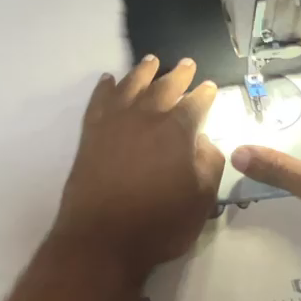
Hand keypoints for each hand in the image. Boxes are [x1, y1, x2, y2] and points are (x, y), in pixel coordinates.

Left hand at [52, 56, 224, 270]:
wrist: (101, 239)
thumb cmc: (159, 224)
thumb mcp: (201, 200)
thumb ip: (209, 165)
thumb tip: (204, 142)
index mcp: (177, 131)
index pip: (196, 104)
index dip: (205, 94)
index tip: (210, 87)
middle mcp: (146, 118)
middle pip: (164, 87)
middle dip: (178, 75)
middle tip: (186, 64)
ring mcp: (114, 123)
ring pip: (130, 86)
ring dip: (143, 72)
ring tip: (151, 61)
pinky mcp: (90, 135)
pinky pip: (98, 101)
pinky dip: (104, 88)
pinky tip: (108, 80)